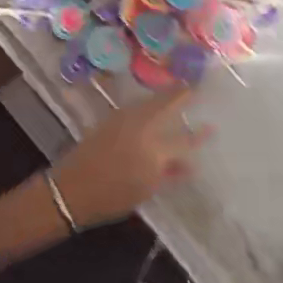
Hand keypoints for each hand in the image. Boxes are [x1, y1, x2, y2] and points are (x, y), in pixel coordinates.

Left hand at [51, 88, 210, 228]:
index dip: (199, 135)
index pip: (184, 139)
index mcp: (154, 150)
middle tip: (193, 86)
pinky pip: (135, 107)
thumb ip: (169, 173)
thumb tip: (189, 163)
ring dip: (163, 97)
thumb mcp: (146, 188)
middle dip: (180, 94)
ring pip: (149, 103)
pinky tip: (151, 108)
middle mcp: (140, 128)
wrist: (70, 189)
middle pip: (164, 105)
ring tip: (177, 92)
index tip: (212, 125)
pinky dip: (147, 104)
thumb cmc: (112, 196)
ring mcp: (122, 120)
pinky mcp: (108, 120)